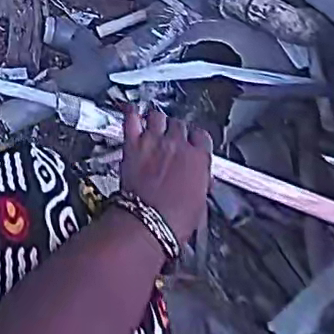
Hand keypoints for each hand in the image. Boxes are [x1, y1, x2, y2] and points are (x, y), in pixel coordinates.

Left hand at [119, 106, 211, 246]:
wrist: (150, 220)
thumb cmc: (176, 217)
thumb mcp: (200, 199)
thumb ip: (200, 178)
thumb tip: (199, 175)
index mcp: (198, 159)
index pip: (201, 136)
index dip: (195, 138)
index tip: (191, 141)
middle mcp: (177, 144)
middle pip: (178, 123)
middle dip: (175, 130)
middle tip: (171, 138)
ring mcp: (153, 140)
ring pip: (157, 116)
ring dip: (156, 121)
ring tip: (154, 128)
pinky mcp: (133, 141)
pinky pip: (132, 117)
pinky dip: (132, 112)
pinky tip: (133, 112)